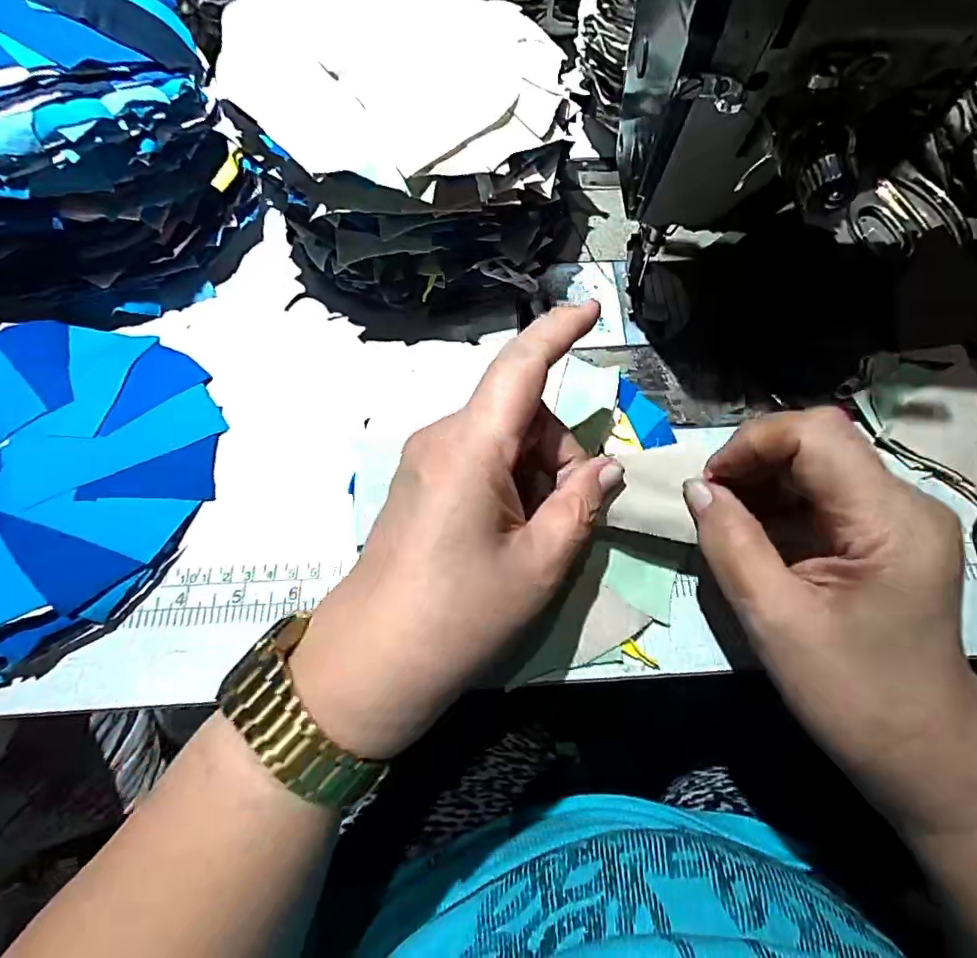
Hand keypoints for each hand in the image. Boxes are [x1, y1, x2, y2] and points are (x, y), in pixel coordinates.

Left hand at [287, 302, 623, 758]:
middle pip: (526, 414)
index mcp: (470, 449)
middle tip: (571, 515)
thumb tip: (607, 468)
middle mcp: (444, 439)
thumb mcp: (541, 563)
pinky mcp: (424, 481)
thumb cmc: (460, 616)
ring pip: (509, 439)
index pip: (519, 368)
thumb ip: (582, 504)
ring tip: (538, 536)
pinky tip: (513, 533)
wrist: (369, 668)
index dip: (558, 330)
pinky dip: (516, 483)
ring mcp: (428, 459)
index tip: (593, 308)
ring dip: (541, 474)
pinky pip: (486, 459)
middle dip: (563, 453)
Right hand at [685, 407, 976, 832]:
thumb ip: (732, 545)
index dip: (754, 442)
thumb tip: (697, 488)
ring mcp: (906, 519)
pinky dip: (789, 507)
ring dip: (770, 483)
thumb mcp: (777, 623)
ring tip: (726, 516)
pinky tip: (757, 532)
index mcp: (893, 518)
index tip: (709, 483)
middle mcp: (909, 503)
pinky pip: (834, 499)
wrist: (929, 757)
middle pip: (823, 444)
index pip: (818, 434)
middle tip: (711, 500)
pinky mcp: (895, 538)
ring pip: (826, 467)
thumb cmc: (856, 700)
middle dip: (758, 461)